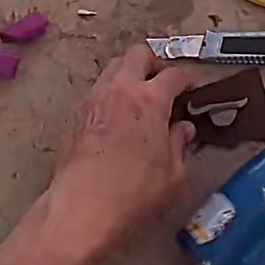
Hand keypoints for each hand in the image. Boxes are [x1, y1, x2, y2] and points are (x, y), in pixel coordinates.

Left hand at [45, 46, 195, 259]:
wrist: (81, 210)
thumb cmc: (132, 192)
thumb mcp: (172, 173)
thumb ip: (179, 144)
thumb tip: (182, 130)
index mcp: (151, 98)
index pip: (174, 75)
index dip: (185, 81)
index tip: (187, 91)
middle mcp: (122, 90)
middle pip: (139, 54)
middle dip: (153, 63)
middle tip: (162, 83)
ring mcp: (96, 99)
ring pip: (114, 67)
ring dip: (129, 75)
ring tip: (139, 97)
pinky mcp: (77, 115)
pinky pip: (98, 90)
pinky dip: (111, 94)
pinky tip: (118, 116)